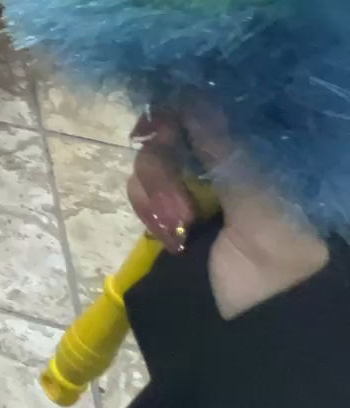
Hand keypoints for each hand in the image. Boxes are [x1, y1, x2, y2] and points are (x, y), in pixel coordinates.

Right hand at [127, 105, 330, 318]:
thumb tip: (192, 92)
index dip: (186, 109)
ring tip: (175, 223)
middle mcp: (234, 169)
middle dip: (164, 158)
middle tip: (173, 186)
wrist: (251, 327)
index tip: (166, 121)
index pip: (220, 115)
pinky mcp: (174, 208)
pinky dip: (146, 205)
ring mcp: (203, 190)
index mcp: (271, 165)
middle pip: (179, 133)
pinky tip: (164, 229)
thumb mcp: (261, 205)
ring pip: (154, 160)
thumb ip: (228, 150)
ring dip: (154, 188)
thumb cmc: (278, 265)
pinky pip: (141, 187)